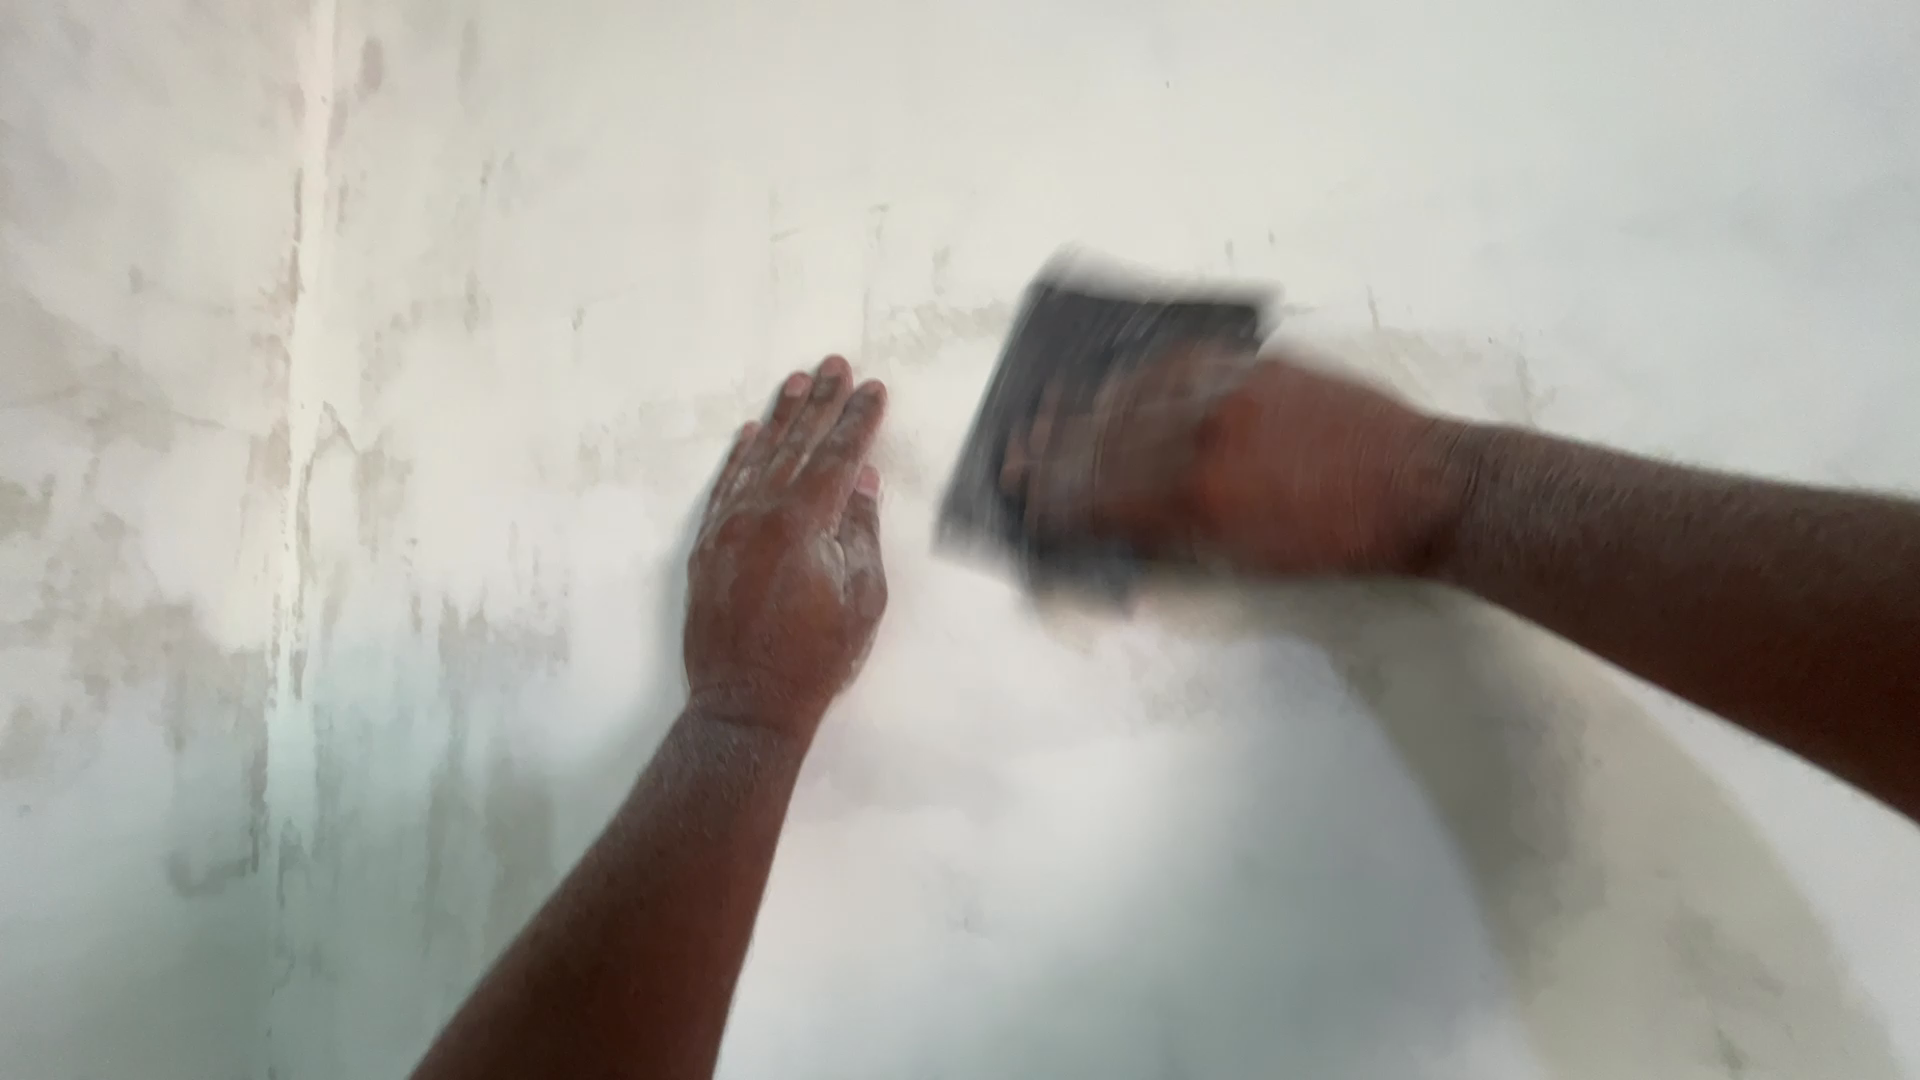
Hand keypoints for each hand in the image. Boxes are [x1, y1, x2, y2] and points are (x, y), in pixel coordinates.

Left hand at [684, 356, 888, 737]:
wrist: (747, 703)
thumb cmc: (817, 657)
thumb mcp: (863, 598)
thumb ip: (862, 532)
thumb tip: (864, 483)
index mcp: (804, 523)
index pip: (838, 457)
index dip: (858, 421)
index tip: (873, 389)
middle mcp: (761, 513)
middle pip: (796, 445)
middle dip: (821, 402)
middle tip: (834, 363)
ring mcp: (728, 527)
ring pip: (758, 458)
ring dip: (780, 417)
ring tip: (796, 381)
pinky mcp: (707, 545)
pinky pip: (724, 487)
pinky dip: (738, 457)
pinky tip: (750, 433)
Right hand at [1002, 345, 1468, 576]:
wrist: (1421, 485)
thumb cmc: (1336, 541)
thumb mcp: (1250, 562)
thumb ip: (1176, 543)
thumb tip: (1119, 533)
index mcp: (1201, 500)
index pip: (1106, 499)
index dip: (1061, 504)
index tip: (1029, 504)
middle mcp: (1205, 439)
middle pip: (1107, 445)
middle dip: (1054, 455)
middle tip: (1015, 455)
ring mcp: (1230, 395)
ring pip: (1136, 399)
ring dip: (1084, 412)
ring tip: (1045, 413)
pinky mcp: (1256, 367)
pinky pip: (1182, 363)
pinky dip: (1141, 375)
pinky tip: (1115, 381)